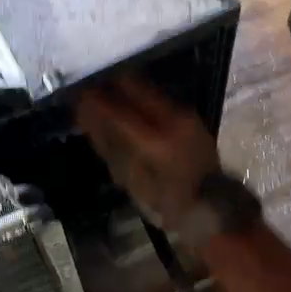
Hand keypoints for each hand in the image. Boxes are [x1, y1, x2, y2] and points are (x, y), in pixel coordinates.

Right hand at [74, 76, 222, 234]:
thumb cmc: (168, 203)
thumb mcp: (131, 181)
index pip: (117, 111)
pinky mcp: (190, 115)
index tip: (76, 96)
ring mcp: (184, 115)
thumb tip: (85, 117)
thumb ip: (108, 146)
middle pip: (134, 87)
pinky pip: (158, 98)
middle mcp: (171, 121)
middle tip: (89, 89)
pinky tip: (129, 107)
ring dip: (125, 89)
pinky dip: (140, 99)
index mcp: (154, 143)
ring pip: (147, 89)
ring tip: (106, 94)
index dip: (93, 100)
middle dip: (109, 85)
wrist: (214, 206)